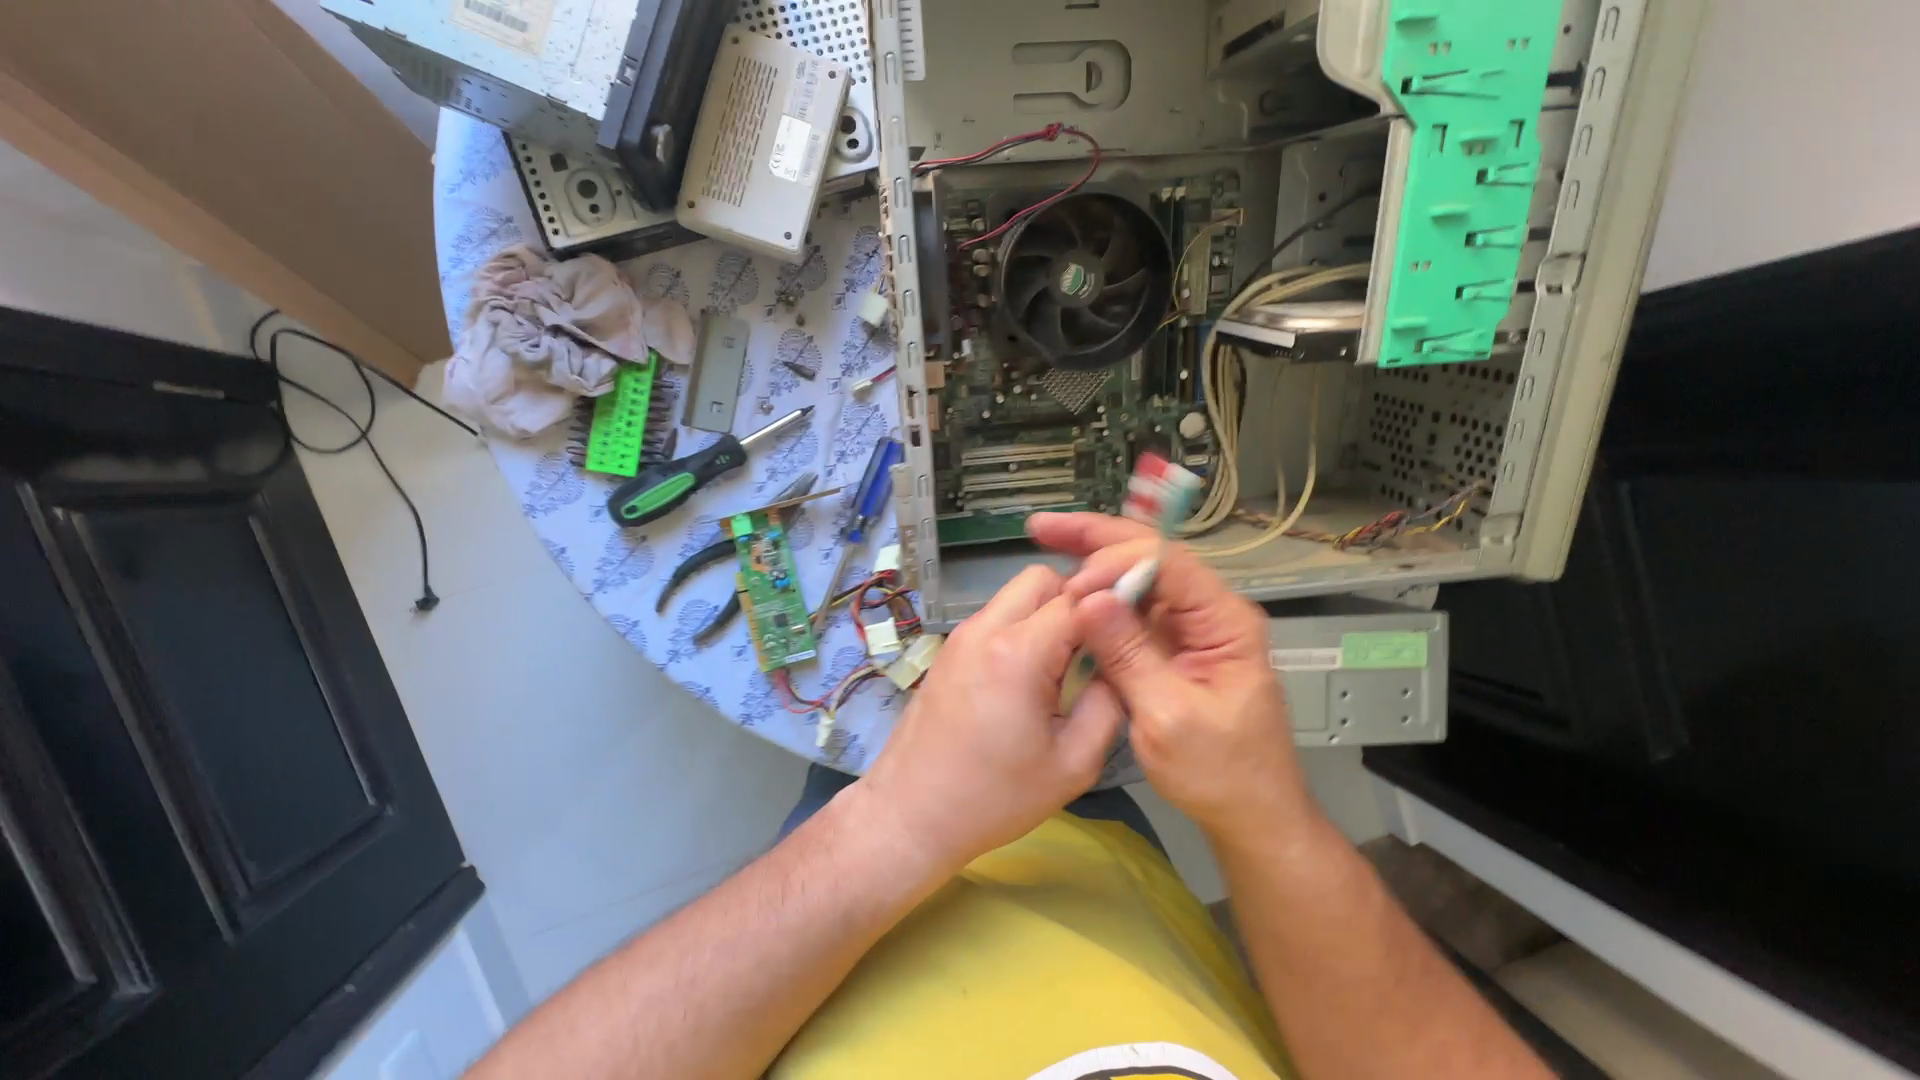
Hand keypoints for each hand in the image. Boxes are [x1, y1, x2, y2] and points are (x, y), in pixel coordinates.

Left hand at [854, 565, 1125, 873]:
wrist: (911, 814)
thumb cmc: (995, 796)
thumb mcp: (1073, 763)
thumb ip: (1107, 704)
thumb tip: (1119, 665)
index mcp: (1018, 652)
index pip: (1079, 598)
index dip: (1110, 612)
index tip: (1125, 640)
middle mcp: (985, 629)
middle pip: (1040, 579)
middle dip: (1074, 602)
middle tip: (1091, 651)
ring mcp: (960, 637)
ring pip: (1014, 596)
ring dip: (1044, 617)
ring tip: (1059, 670)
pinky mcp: (948, 651)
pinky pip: (994, 619)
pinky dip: (1018, 631)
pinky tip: (1026, 681)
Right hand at [1027, 512, 1316, 843]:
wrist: (1250, 814)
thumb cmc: (1221, 773)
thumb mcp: (1168, 717)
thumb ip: (1128, 655)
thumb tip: (1086, 600)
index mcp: (1224, 622)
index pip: (1168, 563)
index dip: (1115, 562)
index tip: (1073, 588)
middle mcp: (1208, 613)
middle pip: (1151, 557)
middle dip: (1096, 539)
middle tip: (1043, 527)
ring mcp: (1189, 629)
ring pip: (1138, 578)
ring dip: (1094, 561)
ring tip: (1047, 543)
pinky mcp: (1171, 648)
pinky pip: (1132, 612)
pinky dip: (1099, 599)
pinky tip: (1067, 591)